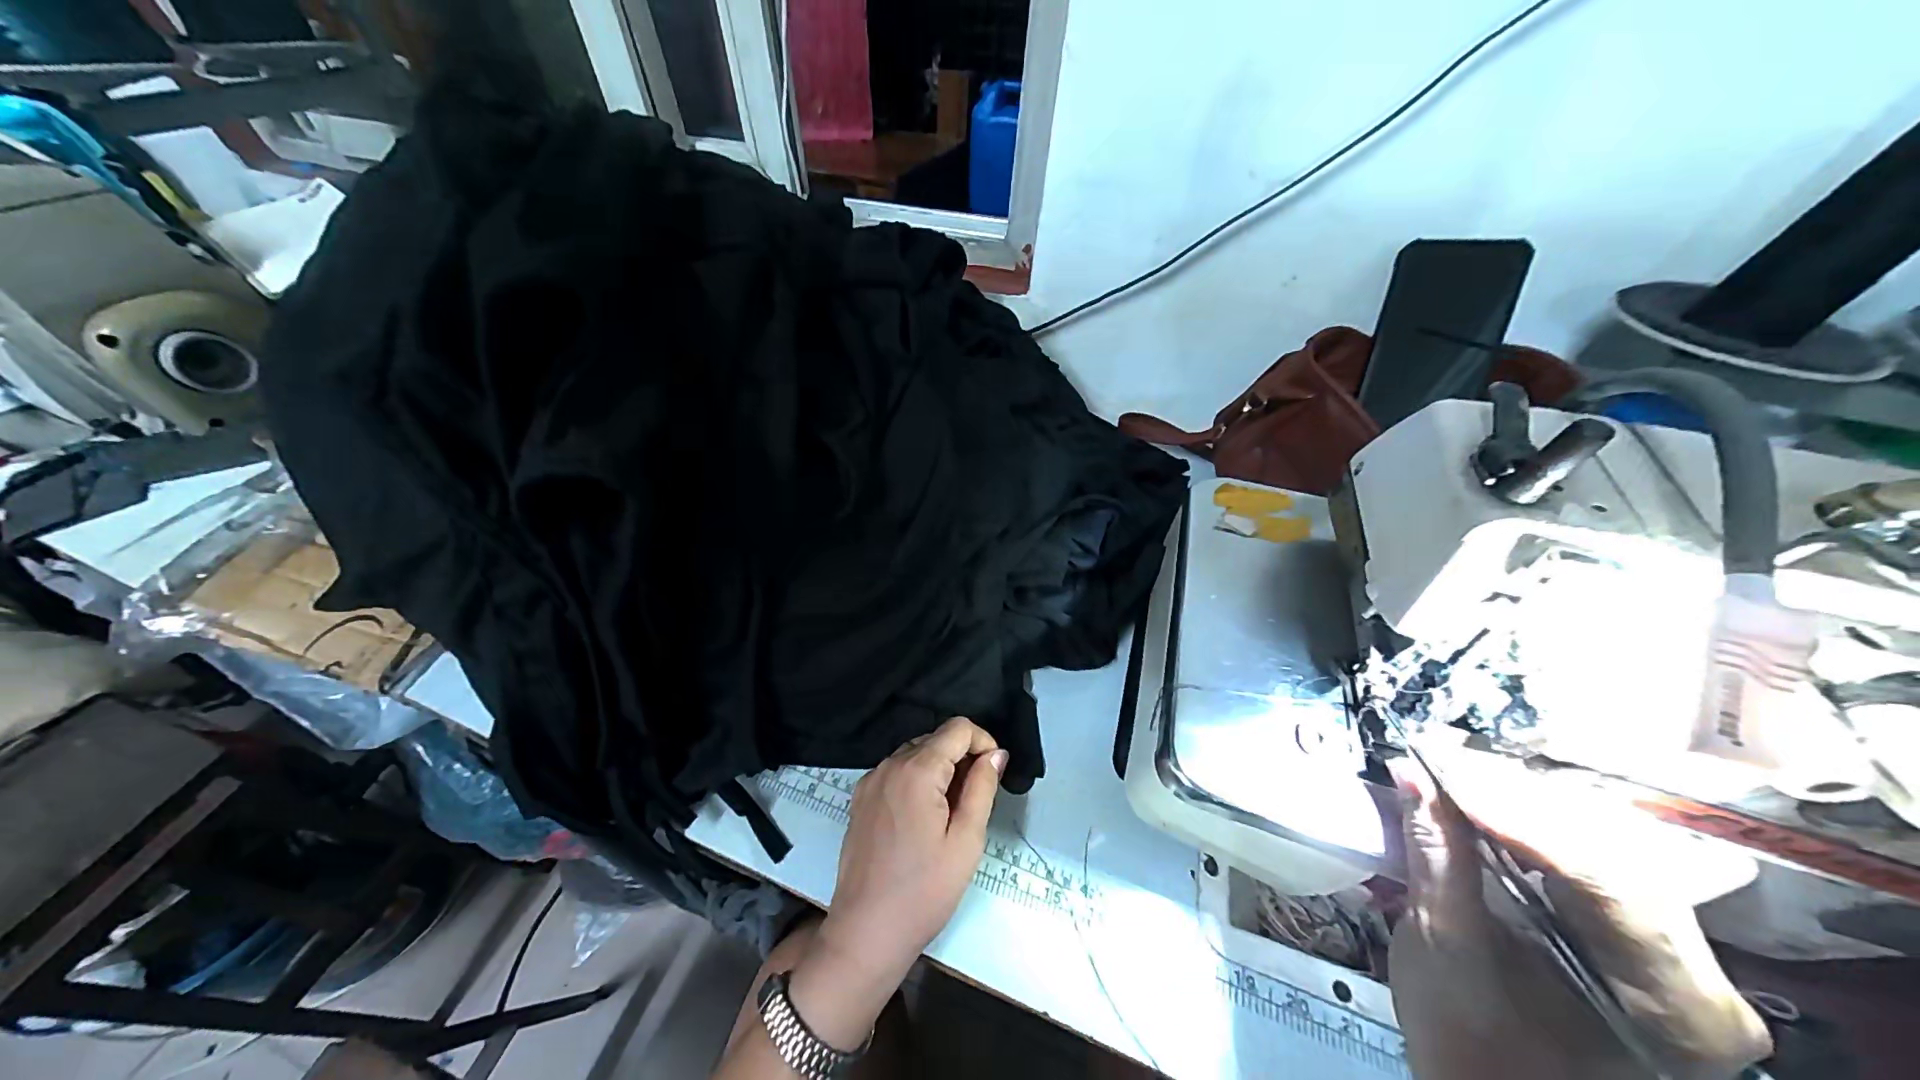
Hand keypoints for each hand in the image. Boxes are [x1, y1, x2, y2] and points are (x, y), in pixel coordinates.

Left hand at [787, 717, 1006, 1047]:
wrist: (866, 932)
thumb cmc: (924, 891)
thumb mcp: (966, 841)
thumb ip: (982, 787)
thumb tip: (996, 753)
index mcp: (916, 771)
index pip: (957, 728)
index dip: (983, 743)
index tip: (994, 775)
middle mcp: (888, 766)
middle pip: (934, 739)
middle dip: (962, 758)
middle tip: (975, 801)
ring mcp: (870, 782)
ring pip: (915, 754)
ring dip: (939, 770)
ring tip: (951, 815)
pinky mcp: (860, 800)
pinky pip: (896, 773)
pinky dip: (916, 781)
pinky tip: (924, 820)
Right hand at [1388, 744, 1771, 1079]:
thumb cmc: (1471, 1044)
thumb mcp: (1443, 954)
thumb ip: (1437, 862)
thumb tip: (1411, 774)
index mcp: (1676, 1005)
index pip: (1606, 882)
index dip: (1520, 817)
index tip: (1443, 773)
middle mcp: (1702, 969)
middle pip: (1607, 850)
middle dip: (1512, 798)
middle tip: (1435, 760)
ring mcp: (1679, 944)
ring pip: (1598, 839)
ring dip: (1515, 799)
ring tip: (1447, 771)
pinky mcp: (1642, 923)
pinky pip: (1586, 849)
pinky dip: (1525, 817)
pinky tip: (1477, 796)